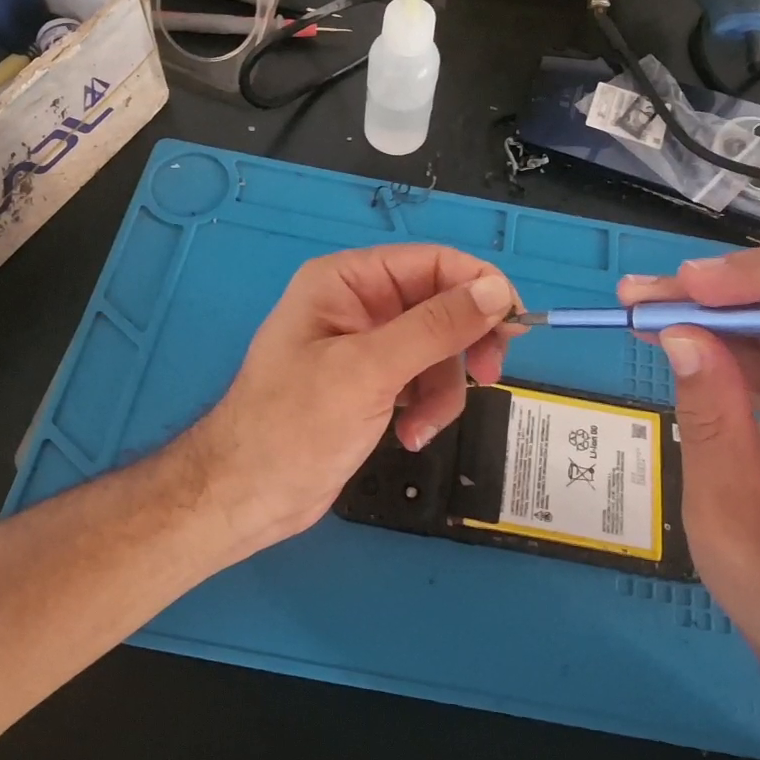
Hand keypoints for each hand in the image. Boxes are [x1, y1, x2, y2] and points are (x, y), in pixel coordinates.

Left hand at [178, 245, 522, 551]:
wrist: (246, 496)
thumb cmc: (294, 425)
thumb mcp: (369, 371)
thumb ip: (436, 328)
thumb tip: (497, 292)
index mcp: (347, 280)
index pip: (432, 263)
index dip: (479, 288)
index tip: (513, 327)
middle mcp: (360, 303)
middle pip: (442, 305)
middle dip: (463, 347)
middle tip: (490, 376)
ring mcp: (368, 345)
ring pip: (440, 349)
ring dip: (444, 390)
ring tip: (423, 428)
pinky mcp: (374, 383)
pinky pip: (425, 379)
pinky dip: (428, 407)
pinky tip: (411, 436)